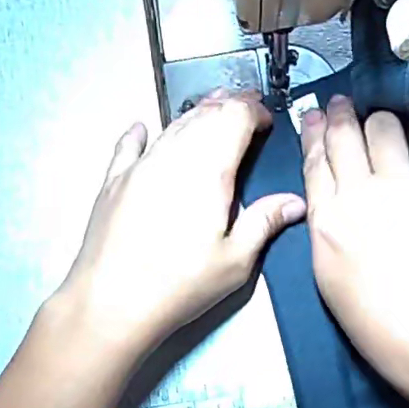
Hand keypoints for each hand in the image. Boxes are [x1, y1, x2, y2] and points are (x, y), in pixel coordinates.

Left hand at [52, 90, 305, 358]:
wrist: (112, 301)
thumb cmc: (181, 284)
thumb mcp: (235, 261)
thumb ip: (264, 223)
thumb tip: (296, 201)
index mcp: (209, 170)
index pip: (235, 117)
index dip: (255, 111)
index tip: (267, 121)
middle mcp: (174, 155)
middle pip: (204, 114)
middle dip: (228, 106)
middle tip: (245, 111)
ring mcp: (140, 165)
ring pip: (172, 125)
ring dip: (195, 116)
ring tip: (211, 116)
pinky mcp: (114, 181)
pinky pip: (129, 145)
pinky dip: (142, 133)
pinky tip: (142, 129)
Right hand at [302, 95, 408, 388]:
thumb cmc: (367, 315)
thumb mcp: (326, 273)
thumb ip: (325, 230)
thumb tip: (331, 203)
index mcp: (324, 218)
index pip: (315, 161)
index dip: (315, 132)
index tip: (317, 116)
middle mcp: (356, 191)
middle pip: (345, 135)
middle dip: (342, 114)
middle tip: (345, 105)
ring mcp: (398, 184)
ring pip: (384, 126)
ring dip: (384, 121)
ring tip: (389, 124)